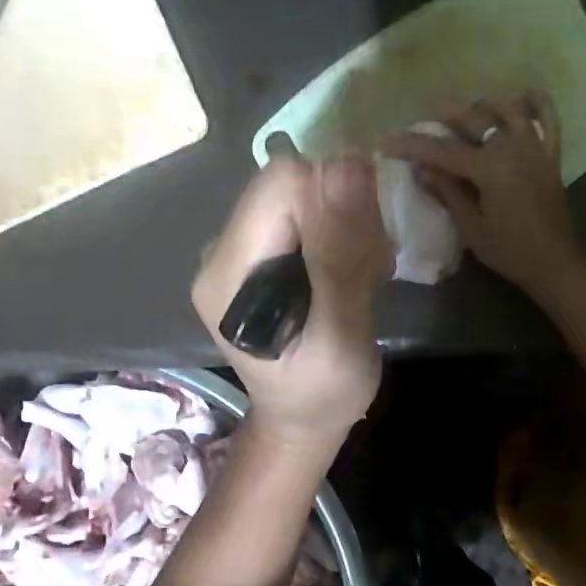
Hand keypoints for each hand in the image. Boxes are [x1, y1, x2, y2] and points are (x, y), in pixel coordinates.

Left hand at [191, 152, 391, 452]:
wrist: (299, 419)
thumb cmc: (322, 392)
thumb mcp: (339, 337)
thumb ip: (340, 257)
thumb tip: (350, 166)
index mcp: (226, 276)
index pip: (279, 185)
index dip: (333, 195)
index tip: (366, 242)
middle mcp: (218, 255)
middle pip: (285, 185)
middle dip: (339, 211)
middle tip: (367, 266)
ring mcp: (233, 253)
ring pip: (297, 194)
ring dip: (341, 225)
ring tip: (357, 279)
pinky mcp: (253, 256)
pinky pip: (298, 214)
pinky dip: (333, 234)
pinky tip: (344, 275)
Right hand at [382, 92, 580, 288]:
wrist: (552, 260)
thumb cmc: (506, 249)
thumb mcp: (470, 225)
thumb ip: (448, 192)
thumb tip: (423, 169)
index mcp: (490, 168)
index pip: (442, 151)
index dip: (411, 145)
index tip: (386, 141)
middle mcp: (512, 147)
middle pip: (474, 118)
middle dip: (444, 116)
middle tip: (423, 120)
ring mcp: (535, 146)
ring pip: (507, 109)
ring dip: (482, 106)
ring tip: (464, 112)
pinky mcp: (550, 152)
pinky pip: (547, 116)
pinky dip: (535, 102)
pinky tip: (520, 96)